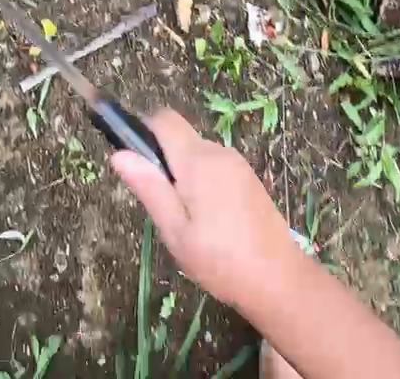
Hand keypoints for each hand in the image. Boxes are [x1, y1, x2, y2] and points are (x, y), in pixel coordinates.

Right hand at [110, 109, 301, 309]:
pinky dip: (203, 182)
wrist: (280, 280)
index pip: (164, 119)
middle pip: (180, 138)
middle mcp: (219, 152)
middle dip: (164, 161)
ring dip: (184, 175)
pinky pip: (215, 166)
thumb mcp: (176, 231)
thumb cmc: (221, 260)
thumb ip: (149, 188)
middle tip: (166, 208)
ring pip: (197, 154)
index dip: (144, 130)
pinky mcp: (249, 178)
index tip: (137, 162)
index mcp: (197, 160)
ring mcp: (238, 163)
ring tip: (190, 222)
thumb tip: (119, 154)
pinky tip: (211, 221)